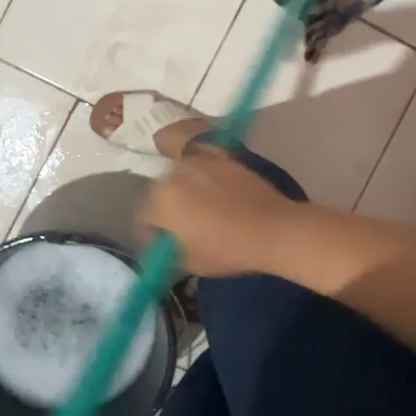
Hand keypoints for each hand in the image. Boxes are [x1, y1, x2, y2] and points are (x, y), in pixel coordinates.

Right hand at [140, 148, 302, 276]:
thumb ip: (165, 252)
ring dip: (182, 185)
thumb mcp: (189, 262)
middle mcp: (173, 176)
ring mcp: (198, 161)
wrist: (272, 229)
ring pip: (177, 171)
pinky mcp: (221, 156)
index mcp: (160, 202)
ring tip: (199, 202)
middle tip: (184, 225)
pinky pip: (200, 153)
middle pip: (159, 192)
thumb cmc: (228, 250)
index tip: (166, 244)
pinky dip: (198, 161)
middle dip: (166, 208)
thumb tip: (159, 245)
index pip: (144, 217)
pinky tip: (205, 173)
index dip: (153, 233)